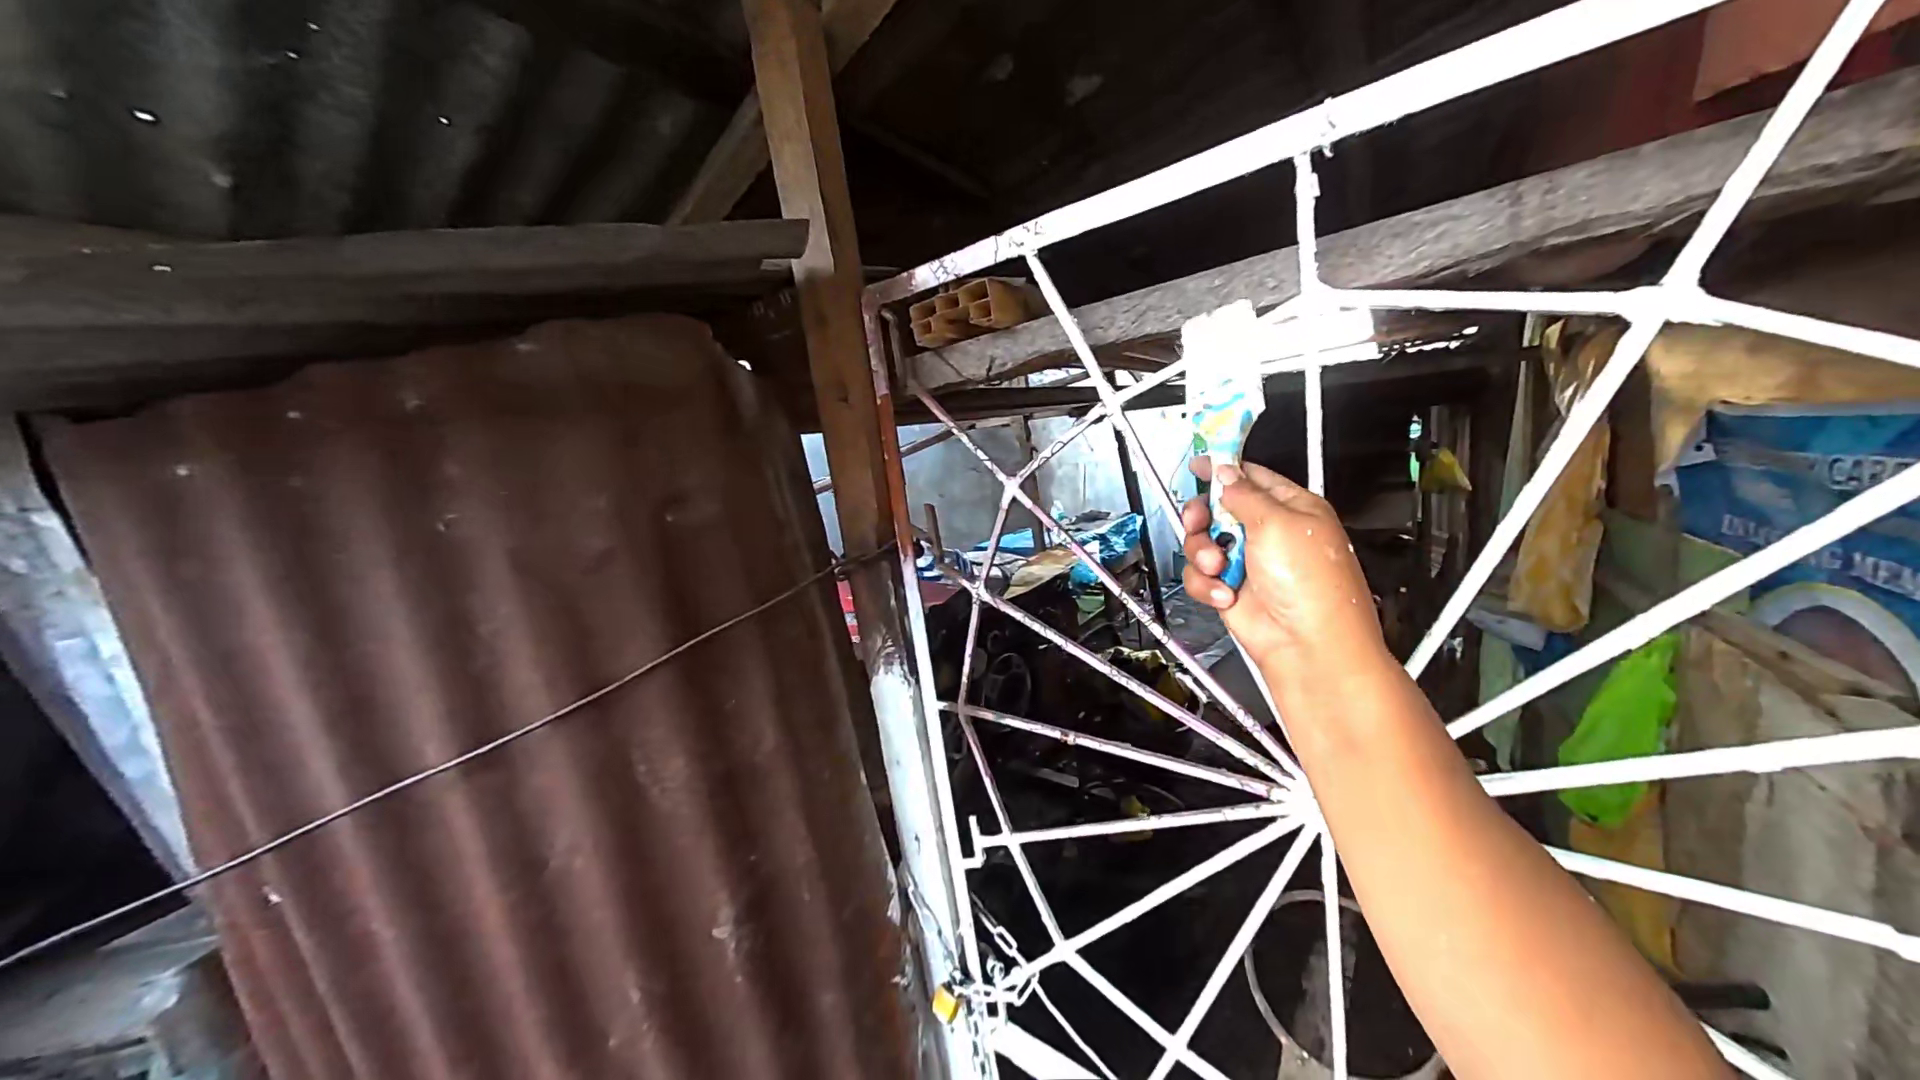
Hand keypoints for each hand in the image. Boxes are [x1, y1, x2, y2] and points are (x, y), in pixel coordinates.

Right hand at [1182, 458, 1386, 668]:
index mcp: (1289, 508)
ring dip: (1203, 554)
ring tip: (1220, 566)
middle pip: (1215, 509)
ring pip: (1201, 542)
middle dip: (1202, 516)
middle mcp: (1267, 533)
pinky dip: (1206, 584)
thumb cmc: (1313, 587)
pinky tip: (1225, 591)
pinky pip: (1199, 575)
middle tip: (1200, 522)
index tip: (1198, 463)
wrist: (1304, 644)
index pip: (1249, 476)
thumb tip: (1225, 473)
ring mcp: (1246, 561)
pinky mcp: (1229, 587)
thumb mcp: (1278, 523)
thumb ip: (1244, 493)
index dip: (1222, 469)